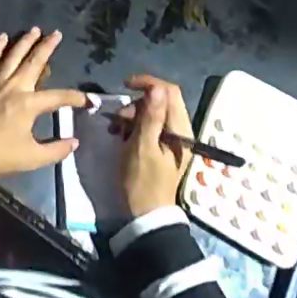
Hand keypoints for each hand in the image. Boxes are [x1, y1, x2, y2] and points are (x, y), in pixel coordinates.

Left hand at [0, 28, 85, 183]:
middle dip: (47, 47)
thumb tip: (74, 142)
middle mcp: (13, 88)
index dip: (76, 98)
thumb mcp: (31, 158)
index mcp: (28, 105)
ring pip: (12, 56)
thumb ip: (55, 150)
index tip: (89, 100)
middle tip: (57, 34)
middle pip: (34, 63)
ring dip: (24, 42)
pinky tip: (2, 37)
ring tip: (34, 30)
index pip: (59, 97)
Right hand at [119, 74, 194, 214]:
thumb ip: (151, 117)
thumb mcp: (142, 147)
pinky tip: (121, 136)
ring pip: (151, 113)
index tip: (125, 86)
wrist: (144, 214)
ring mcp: (171, 139)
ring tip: (116, 131)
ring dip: (131, 116)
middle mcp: (180, 131)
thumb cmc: (142, 181)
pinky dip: (133, 126)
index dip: (148, 83)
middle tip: (117, 121)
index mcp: (180, 130)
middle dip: (135, 105)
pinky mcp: (161, 146)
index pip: (169, 91)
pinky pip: (148, 126)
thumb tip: (157, 88)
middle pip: (159, 101)